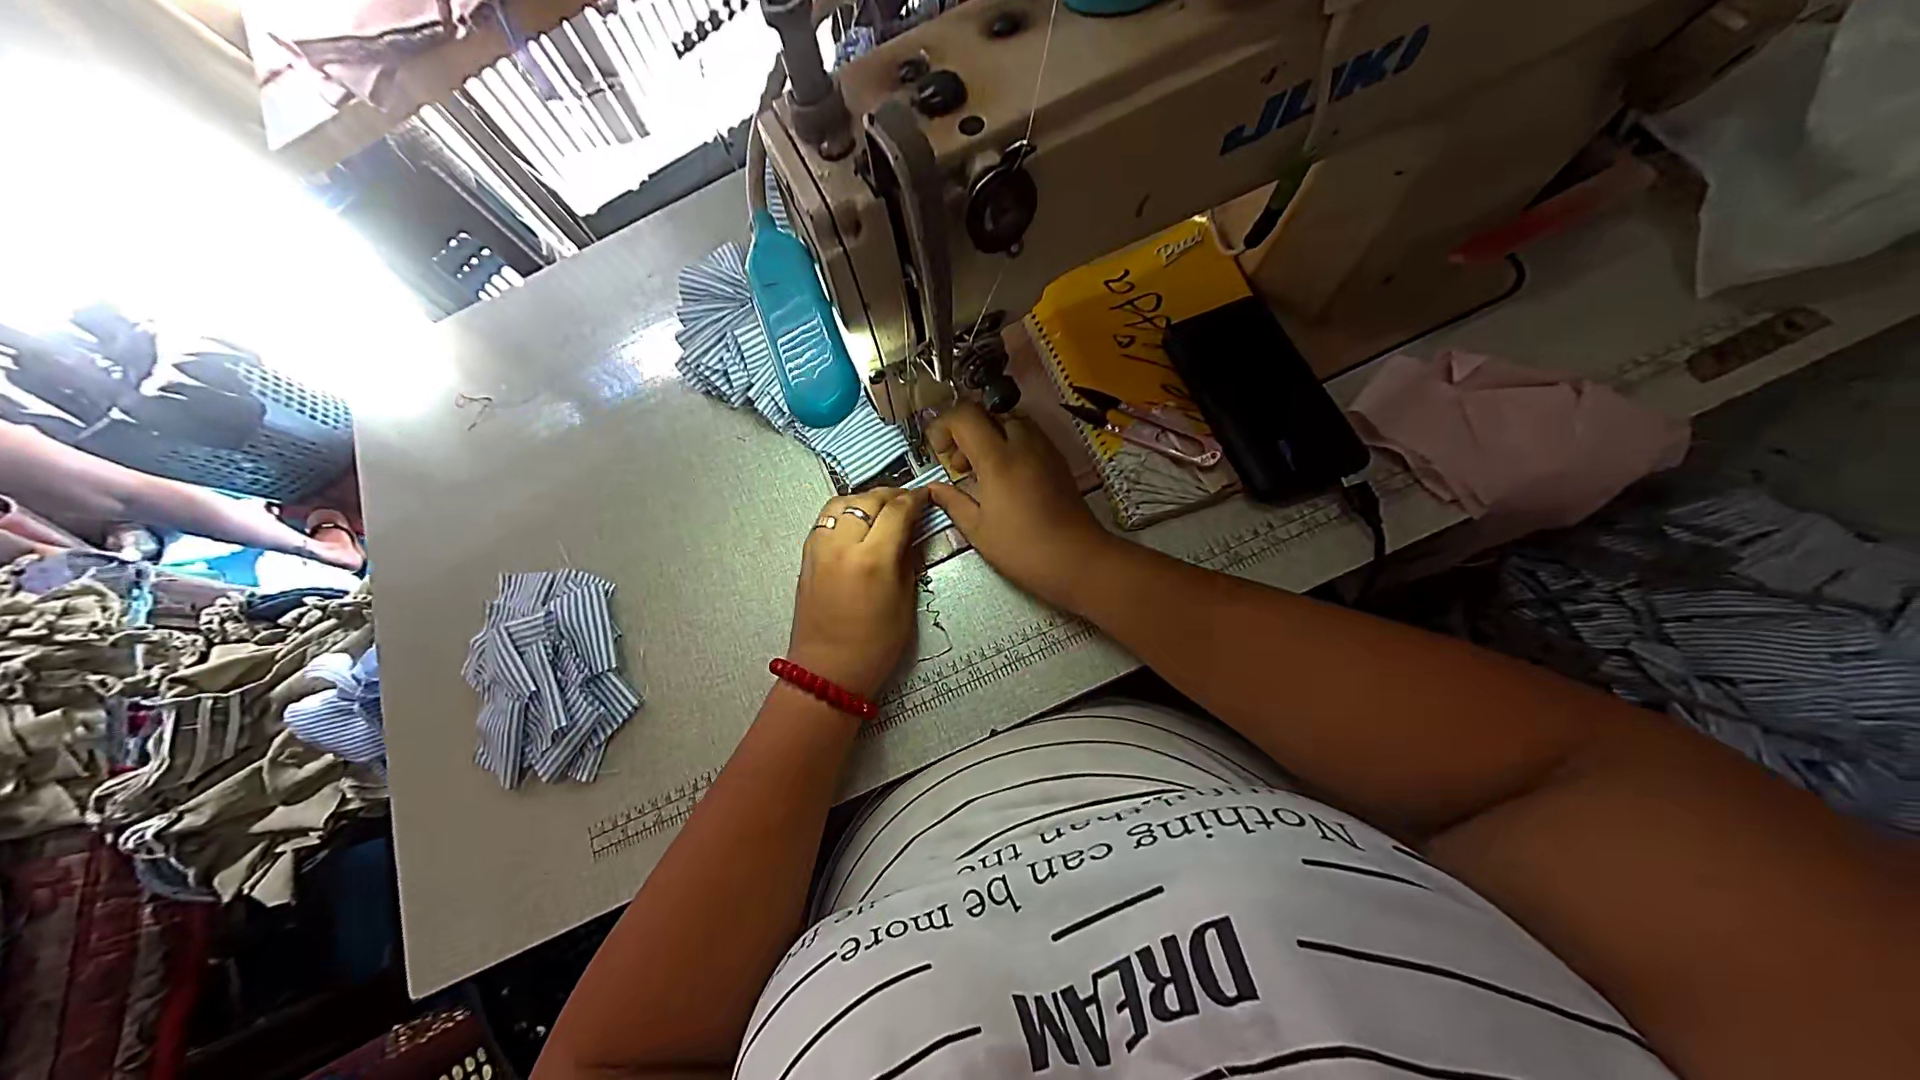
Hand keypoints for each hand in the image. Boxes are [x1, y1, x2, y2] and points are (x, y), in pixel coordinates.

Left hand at [788, 487, 930, 698]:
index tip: (925, 497)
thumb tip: (911, 532)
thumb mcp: (905, 601)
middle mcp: (841, 546)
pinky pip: (825, 519)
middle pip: (868, 500)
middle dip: (891, 495)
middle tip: (907, 500)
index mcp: (872, 559)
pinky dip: (843, 512)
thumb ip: (908, 559)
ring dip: (864, 499)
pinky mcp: (806, 556)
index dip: (915, 499)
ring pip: (841, 502)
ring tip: (881, 507)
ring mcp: (819, 548)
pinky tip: (857, 522)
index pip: (897, 511)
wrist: (828, 670)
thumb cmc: (874, 645)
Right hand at [926, 403, 1118, 609]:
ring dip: (990, 435)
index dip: (943, 426)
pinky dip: (1010, 444)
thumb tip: (933, 488)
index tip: (938, 451)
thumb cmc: (1023, 549)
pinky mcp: (1057, 460)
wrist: (1079, 560)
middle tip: (959, 465)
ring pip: (1011, 421)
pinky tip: (1005, 477)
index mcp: (998, 459)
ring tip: (981, 471)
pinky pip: (1029, 436)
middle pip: (988, 413)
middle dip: (967, 430)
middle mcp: (1023, 444)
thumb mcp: (978, 530)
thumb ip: (952, 501)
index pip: (964, 416)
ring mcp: (1044, 449)